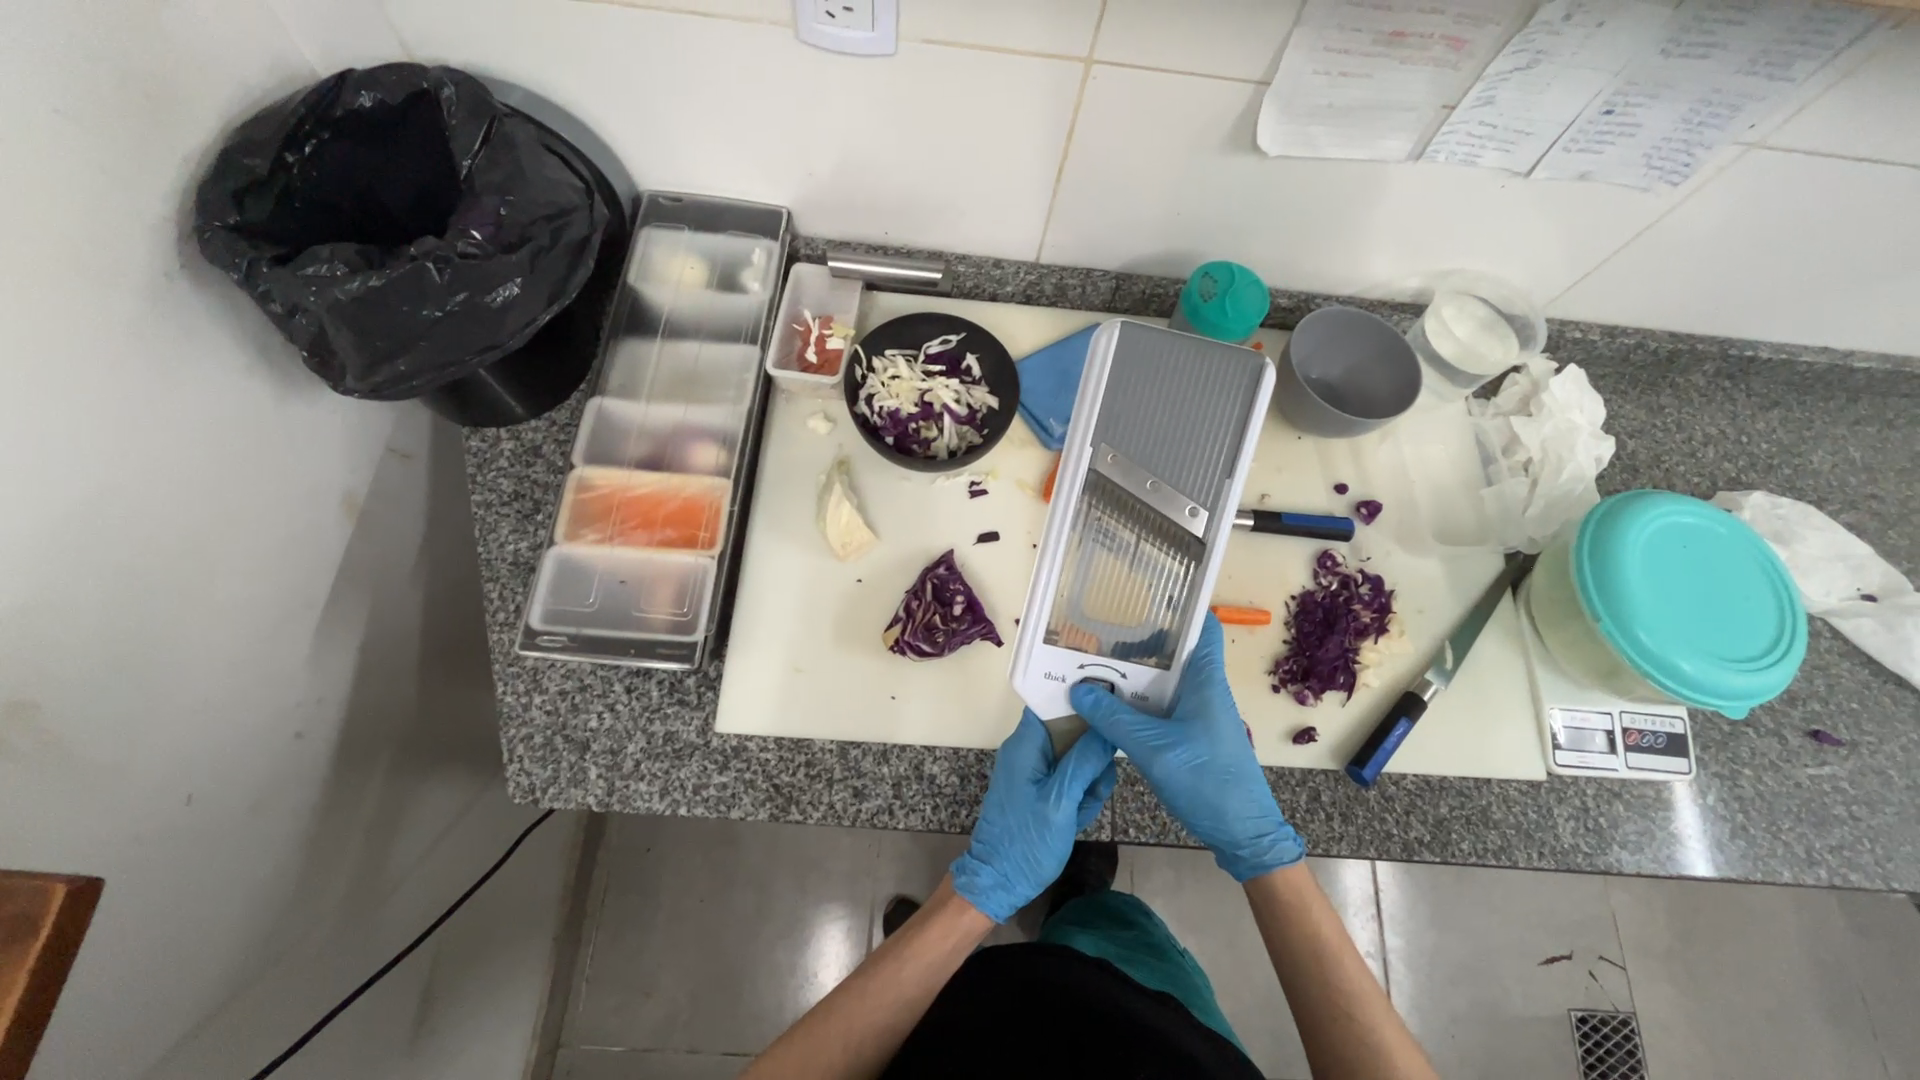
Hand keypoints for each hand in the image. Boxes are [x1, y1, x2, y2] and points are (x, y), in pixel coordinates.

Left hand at [950, 710, 1118, 922]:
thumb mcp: (1061, 800)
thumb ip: (1085, 761)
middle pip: (1074, 730)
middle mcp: (1030, 749)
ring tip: (1082, 809)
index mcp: (1026, 742)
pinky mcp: (1043, 788)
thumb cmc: (1027, 840)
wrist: (1001, 881)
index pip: (1053, 700)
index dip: (1081, 700)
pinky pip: (1072, 779)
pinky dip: (1081, 796)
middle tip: (1093, 786)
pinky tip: (1078, 818)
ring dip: (1089, 782)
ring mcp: (1036, 769)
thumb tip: (1108, 727)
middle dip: (1091, 757)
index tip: (1110, 708)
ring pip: (1079, 757)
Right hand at [1069, 614, 1304, 881]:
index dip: (1178, 606)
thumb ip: (1113, 718)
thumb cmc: (1206, 781)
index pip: (1202, 625)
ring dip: (1134, 674)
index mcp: (1204, 679)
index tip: (1142, 594)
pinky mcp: (1191, 735)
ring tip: (1093, 661)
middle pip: (1173, 651)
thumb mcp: (1153, 748)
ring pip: (1164, 681)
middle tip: (1097, 628)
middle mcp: (1203, 689)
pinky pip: (1161, 707)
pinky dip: (1137, 702)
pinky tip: (1108, 705)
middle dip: (1138, 639)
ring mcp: (1198, 713)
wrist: (1242, 833)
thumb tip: (1078, 689)